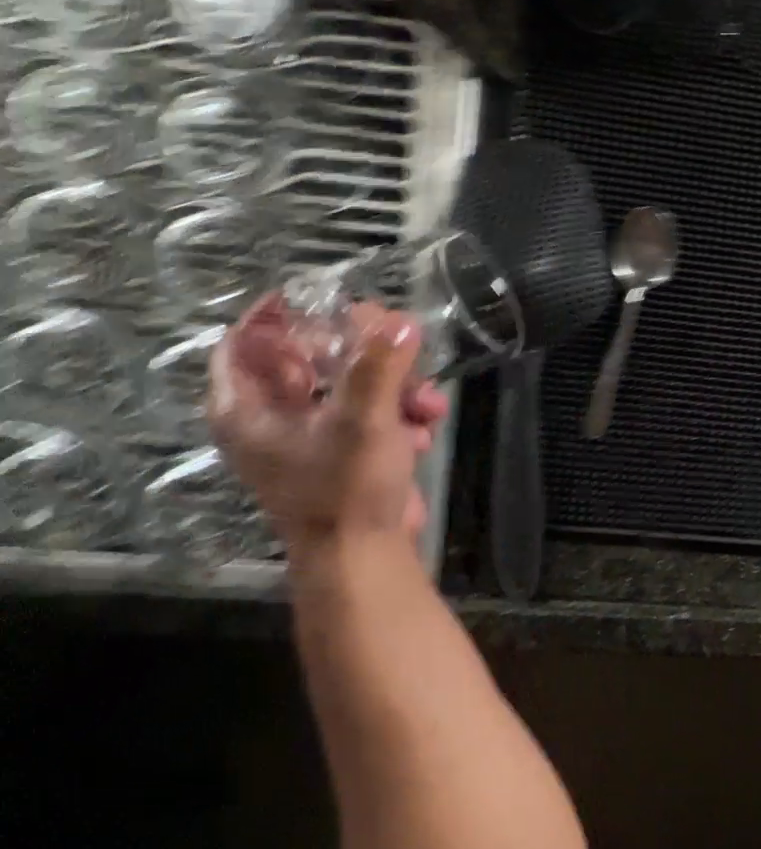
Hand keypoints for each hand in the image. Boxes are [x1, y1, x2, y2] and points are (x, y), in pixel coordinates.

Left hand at [208, 294, 450, 556]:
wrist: (365, 553)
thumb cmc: (343, 487)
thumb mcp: (362, 420)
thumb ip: (378, 367)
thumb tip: (400, 320)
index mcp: (248, 408)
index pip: (244, 343)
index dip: (277, 316)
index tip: (320, 295)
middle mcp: (274, 418)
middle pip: (312, 359)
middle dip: (362, 350)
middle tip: (395, 333)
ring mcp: (315, 437)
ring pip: (355, 386)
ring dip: (398, 386)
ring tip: (427, 400)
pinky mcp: (351, 454)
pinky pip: (377, 415)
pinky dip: (404, 415)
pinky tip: (426, 426)